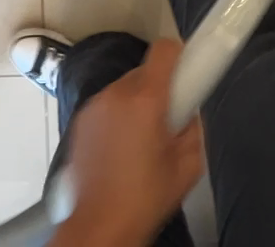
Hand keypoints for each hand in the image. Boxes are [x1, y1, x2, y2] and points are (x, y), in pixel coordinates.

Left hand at [60, 40, 204, 246]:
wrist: (99, 226)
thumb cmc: (145, 198)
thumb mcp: (188, 166)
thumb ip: (194, 127)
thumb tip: (189, 110)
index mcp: (146, 100)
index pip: (164, 49)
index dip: (179, 55)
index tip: (187, 72)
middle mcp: (117, 93)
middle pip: (145, 71)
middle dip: (160, 89)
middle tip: (168, 121)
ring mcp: (95, 104)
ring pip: (125, 88)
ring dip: (137, 103)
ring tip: (142, 140)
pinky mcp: (80, 119)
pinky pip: (108, 104)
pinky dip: (118, 115)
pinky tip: (121, 148)